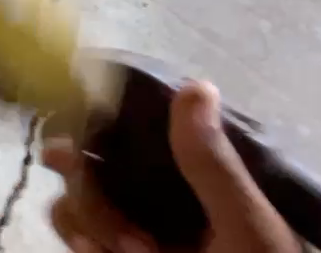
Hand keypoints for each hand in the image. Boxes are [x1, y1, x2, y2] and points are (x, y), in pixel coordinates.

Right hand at [42, 82, 300, 252]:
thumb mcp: (249, 232)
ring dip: (87, 218)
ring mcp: (129, 231)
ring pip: (71, 196)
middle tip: (103, 205)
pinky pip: (72, 232)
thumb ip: (214, 166)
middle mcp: (155, 199)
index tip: (79, 134)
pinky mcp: (108, 251)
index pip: (131, 132)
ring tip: (126, 252)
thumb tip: (195, 84)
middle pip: (86, 159)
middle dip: (85, 181)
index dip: (95, 122)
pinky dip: (79, 239)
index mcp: (194, 184)